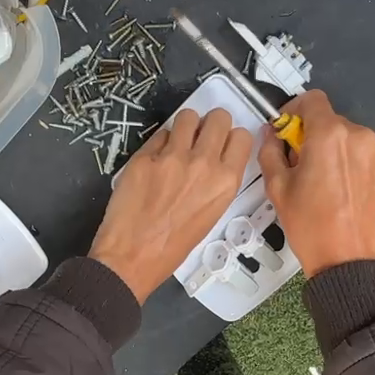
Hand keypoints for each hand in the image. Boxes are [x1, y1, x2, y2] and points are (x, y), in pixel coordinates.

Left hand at [89, 107, 251, 302]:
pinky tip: (155, 161)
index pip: (242, 137)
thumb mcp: (211, 216)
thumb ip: (217, 183)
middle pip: (218, 118)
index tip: (223, 142)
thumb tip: (213, 161)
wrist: (132, 257)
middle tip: (201, 137)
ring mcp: (172, 157)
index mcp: (225, 183)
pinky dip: (160, 143)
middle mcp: (203, 164)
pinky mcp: (144, 157)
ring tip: (178, 143)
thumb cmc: (172, 247)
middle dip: (211, 124)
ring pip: (188, 116)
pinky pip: (160, 135)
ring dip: (185, 126)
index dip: (231, 138)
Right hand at [259, 90, 374, 274]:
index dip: (297, 111)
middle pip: (334, 124)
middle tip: (308, 170)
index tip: (292, 128)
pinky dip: (363, 170)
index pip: (312, 100)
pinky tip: (352, 193)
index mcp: (329, 135)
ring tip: (333, 187)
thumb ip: (271, 151)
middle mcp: (361, 136)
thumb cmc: (312, 227)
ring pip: (356, 142)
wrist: (347, 260)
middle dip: (319, 140)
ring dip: (343, 155)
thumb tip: (271, 135)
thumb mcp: (277, 188)